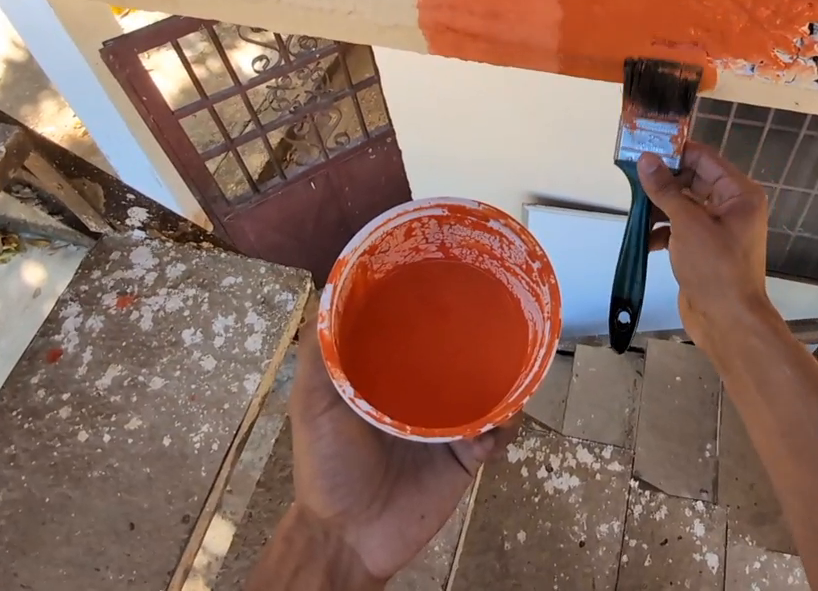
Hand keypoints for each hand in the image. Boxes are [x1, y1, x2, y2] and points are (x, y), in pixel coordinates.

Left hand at [287, 294, 521, 580]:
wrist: (350, 539)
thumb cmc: (327, 468)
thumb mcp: (311, 406)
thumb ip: (318, 357)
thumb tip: (327, 291)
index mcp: (393, 375)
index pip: (421, 330)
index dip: (438, 306)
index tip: (455, 277)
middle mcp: (426, 392)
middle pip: (463, 356)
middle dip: (483, 340)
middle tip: (496, 324)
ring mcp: (449, 424)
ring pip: (490, 390)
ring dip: (504, 383)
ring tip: (506, 378)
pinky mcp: (467, 457)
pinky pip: (499, 434)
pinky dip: (502, 429)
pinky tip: (486, 436)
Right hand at [635, 143, 775, 352]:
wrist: (728, 322)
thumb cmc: (715, 267)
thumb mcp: (688, 223)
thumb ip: (665, 189)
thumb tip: (646, 159)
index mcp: (739, 194)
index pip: (705, 159)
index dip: (676, 151)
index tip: (645, 146)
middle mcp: (732, 206)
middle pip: (693, 180)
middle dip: (664, 181)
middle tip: (633, 177)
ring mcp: (718, 228)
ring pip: (684, 204)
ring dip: (660, 207)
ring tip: (635, 210)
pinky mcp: (705, 248)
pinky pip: (681, 228)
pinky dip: (663, 231)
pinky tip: (644, 239)